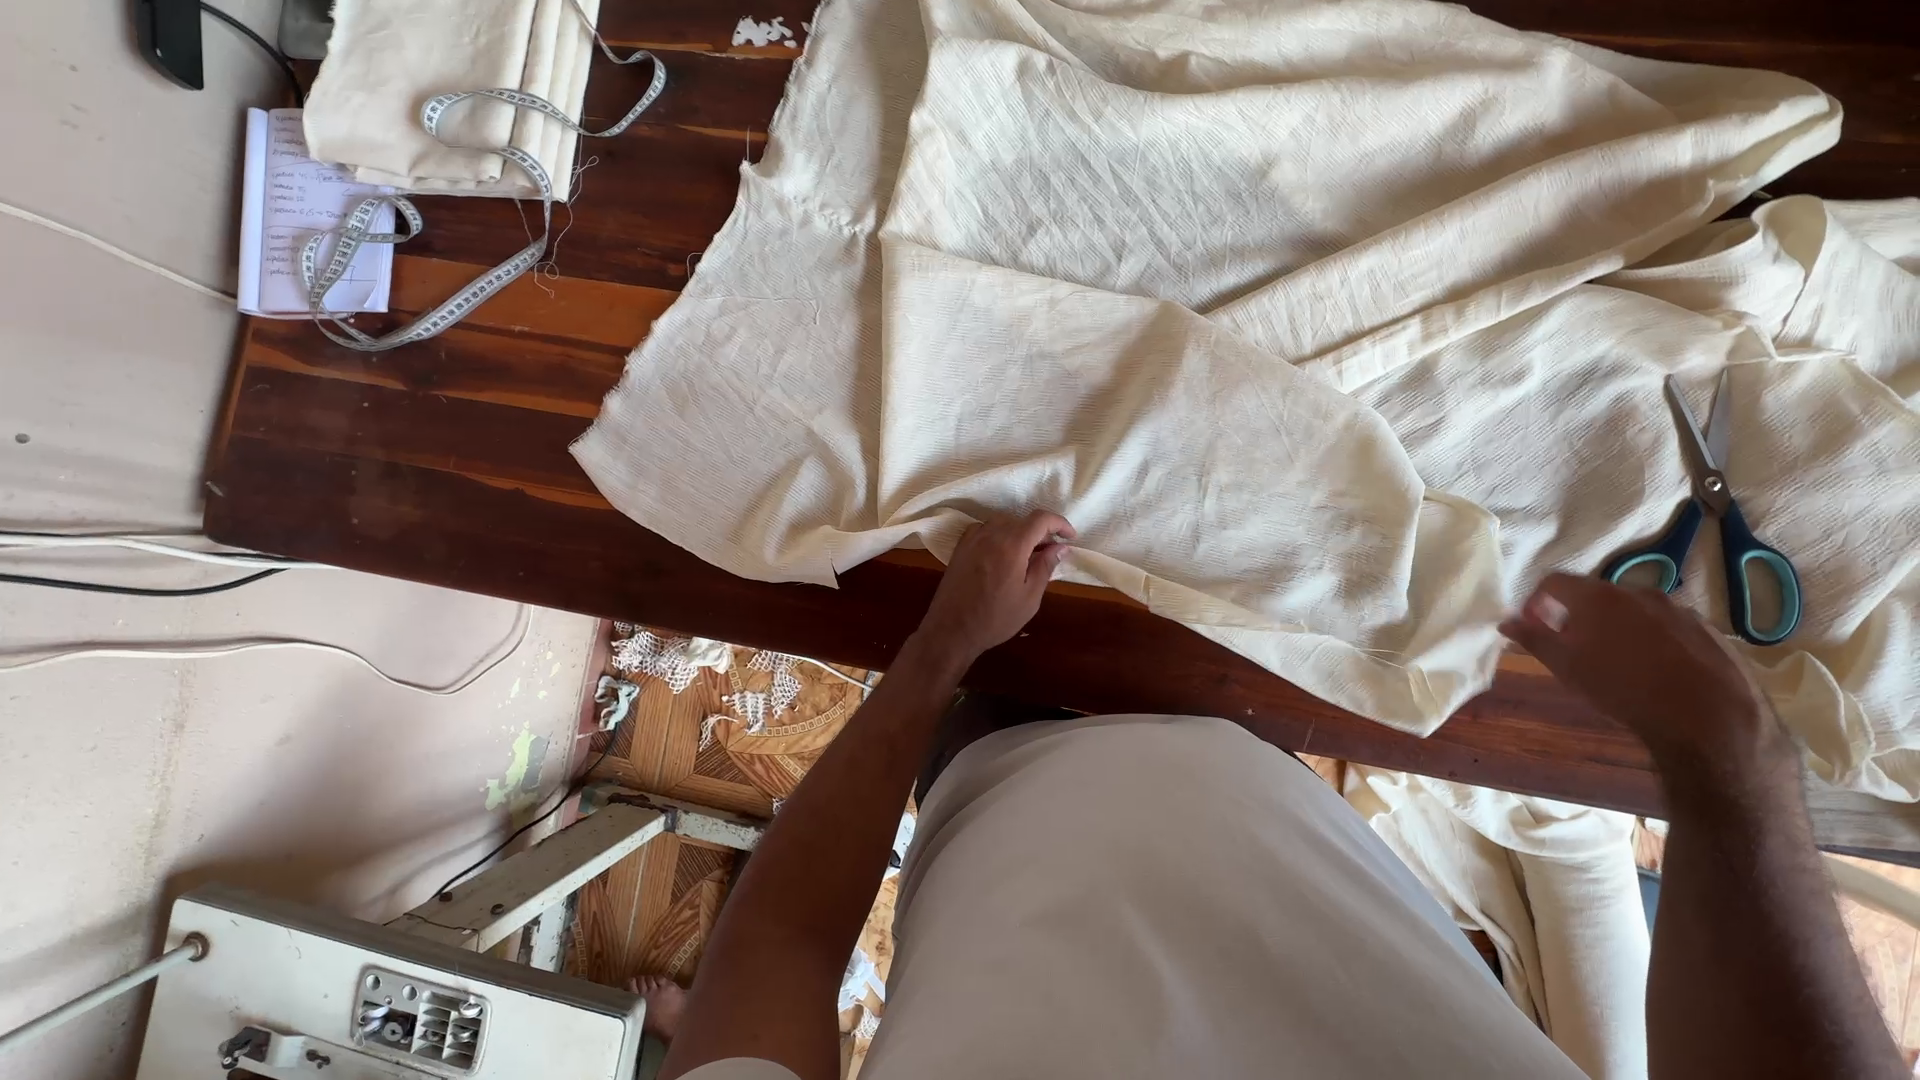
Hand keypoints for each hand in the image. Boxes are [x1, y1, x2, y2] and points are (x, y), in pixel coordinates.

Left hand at [915, 511, 1075, 665]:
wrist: (951, 630)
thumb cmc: (995, 619)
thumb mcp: (1029, 598)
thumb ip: (1046, 567)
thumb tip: (1061, 547)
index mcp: (1011, 545)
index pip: (1040, 519)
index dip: (1059, 523)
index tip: (1070, 537)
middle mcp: (990, 534)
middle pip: (1022, 520)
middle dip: (1041, 532)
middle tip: (1050, 553)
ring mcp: (972, 539)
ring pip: (1003, 523)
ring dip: (1020, 533)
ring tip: (1027, 555)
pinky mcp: (960, 547)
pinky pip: (985, 530)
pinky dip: (999, 535)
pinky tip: (1002, 554)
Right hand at [1500, 573, 1798, 809]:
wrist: (1708, 717)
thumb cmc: (1621, 688)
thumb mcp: (1565, 666)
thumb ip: (1533, 638)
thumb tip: (1507, 622)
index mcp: (1597, 596)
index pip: (1554, 581)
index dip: (1537, 601)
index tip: (1534, 627)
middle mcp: (1637, 592)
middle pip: (1595, 594)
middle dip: (1578, 615)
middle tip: (1574, 648)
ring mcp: (1678, 609)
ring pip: (1634, 610)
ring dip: (1616, 626)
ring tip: (1618, 662)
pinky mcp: (1709, 629)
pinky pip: (1668, 625)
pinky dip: (1652, 638)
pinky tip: (1656, 671)